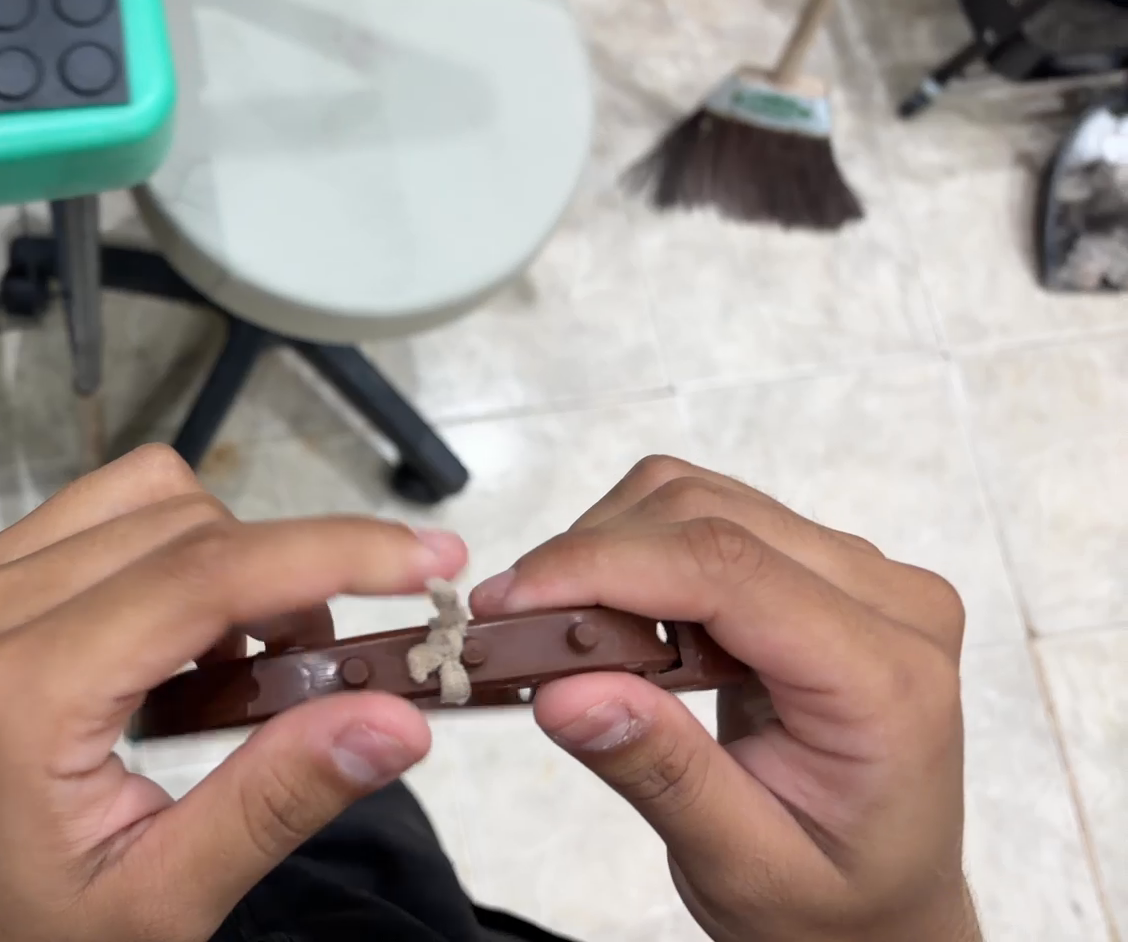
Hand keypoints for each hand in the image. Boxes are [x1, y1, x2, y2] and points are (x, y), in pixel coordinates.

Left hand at [0, 445, 468, 941]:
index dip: (331, 554)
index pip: (203, 576)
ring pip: (151, 496)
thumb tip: (397, 716)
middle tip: (315, 665)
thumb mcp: (163, 900)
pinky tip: (183, 630)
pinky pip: (111, 508)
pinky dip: (177, 547)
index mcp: (24, 691)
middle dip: (286, 574)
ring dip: (229, 556)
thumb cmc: (30, 933)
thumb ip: (278, 798)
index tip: (428, 559)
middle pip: (187, 524)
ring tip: (243, 653)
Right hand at [475, 456, 978, 941]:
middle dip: (581, 557)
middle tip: (513, 624)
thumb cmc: (824, 896)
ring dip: (595, 544)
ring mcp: (842, 565)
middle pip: (694, 513)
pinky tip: (604, 601)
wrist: (879, 895)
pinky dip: (617, 538)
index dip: (596, 567)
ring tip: (560, 618)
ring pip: (679, 493)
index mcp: (884, 679)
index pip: (722, 568)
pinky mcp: (798, 554)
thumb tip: (562, 692)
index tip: (504, 604)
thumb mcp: (742, 868)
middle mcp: (880, 597)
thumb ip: (659, 775)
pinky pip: (683, 503)